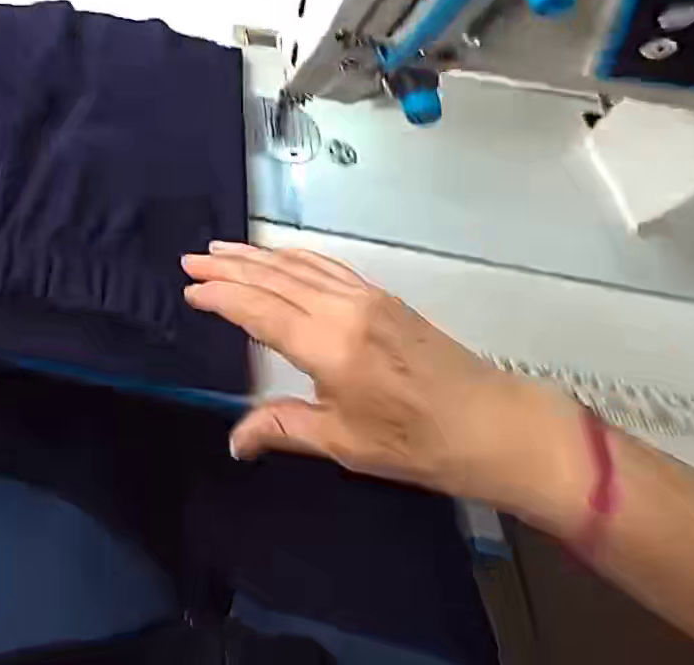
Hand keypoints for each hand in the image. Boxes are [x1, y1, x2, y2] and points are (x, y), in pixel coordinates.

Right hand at [182, 242, 591, 533]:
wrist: (505, 429)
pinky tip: (272, 255)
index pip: (256, 309)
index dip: (218, 296)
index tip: (189, 292)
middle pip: (268, 278)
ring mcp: (362, 297)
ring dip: (250, 256)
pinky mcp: (380, 295)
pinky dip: (288, 256)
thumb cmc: (422, 443)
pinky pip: (322, 265)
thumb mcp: (346, 443)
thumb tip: (234, 442)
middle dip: (224, 268)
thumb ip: (282, 429)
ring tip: (216, 249)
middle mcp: (341, 311)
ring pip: (292, 266)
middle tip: (188, 260)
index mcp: (328, 347)